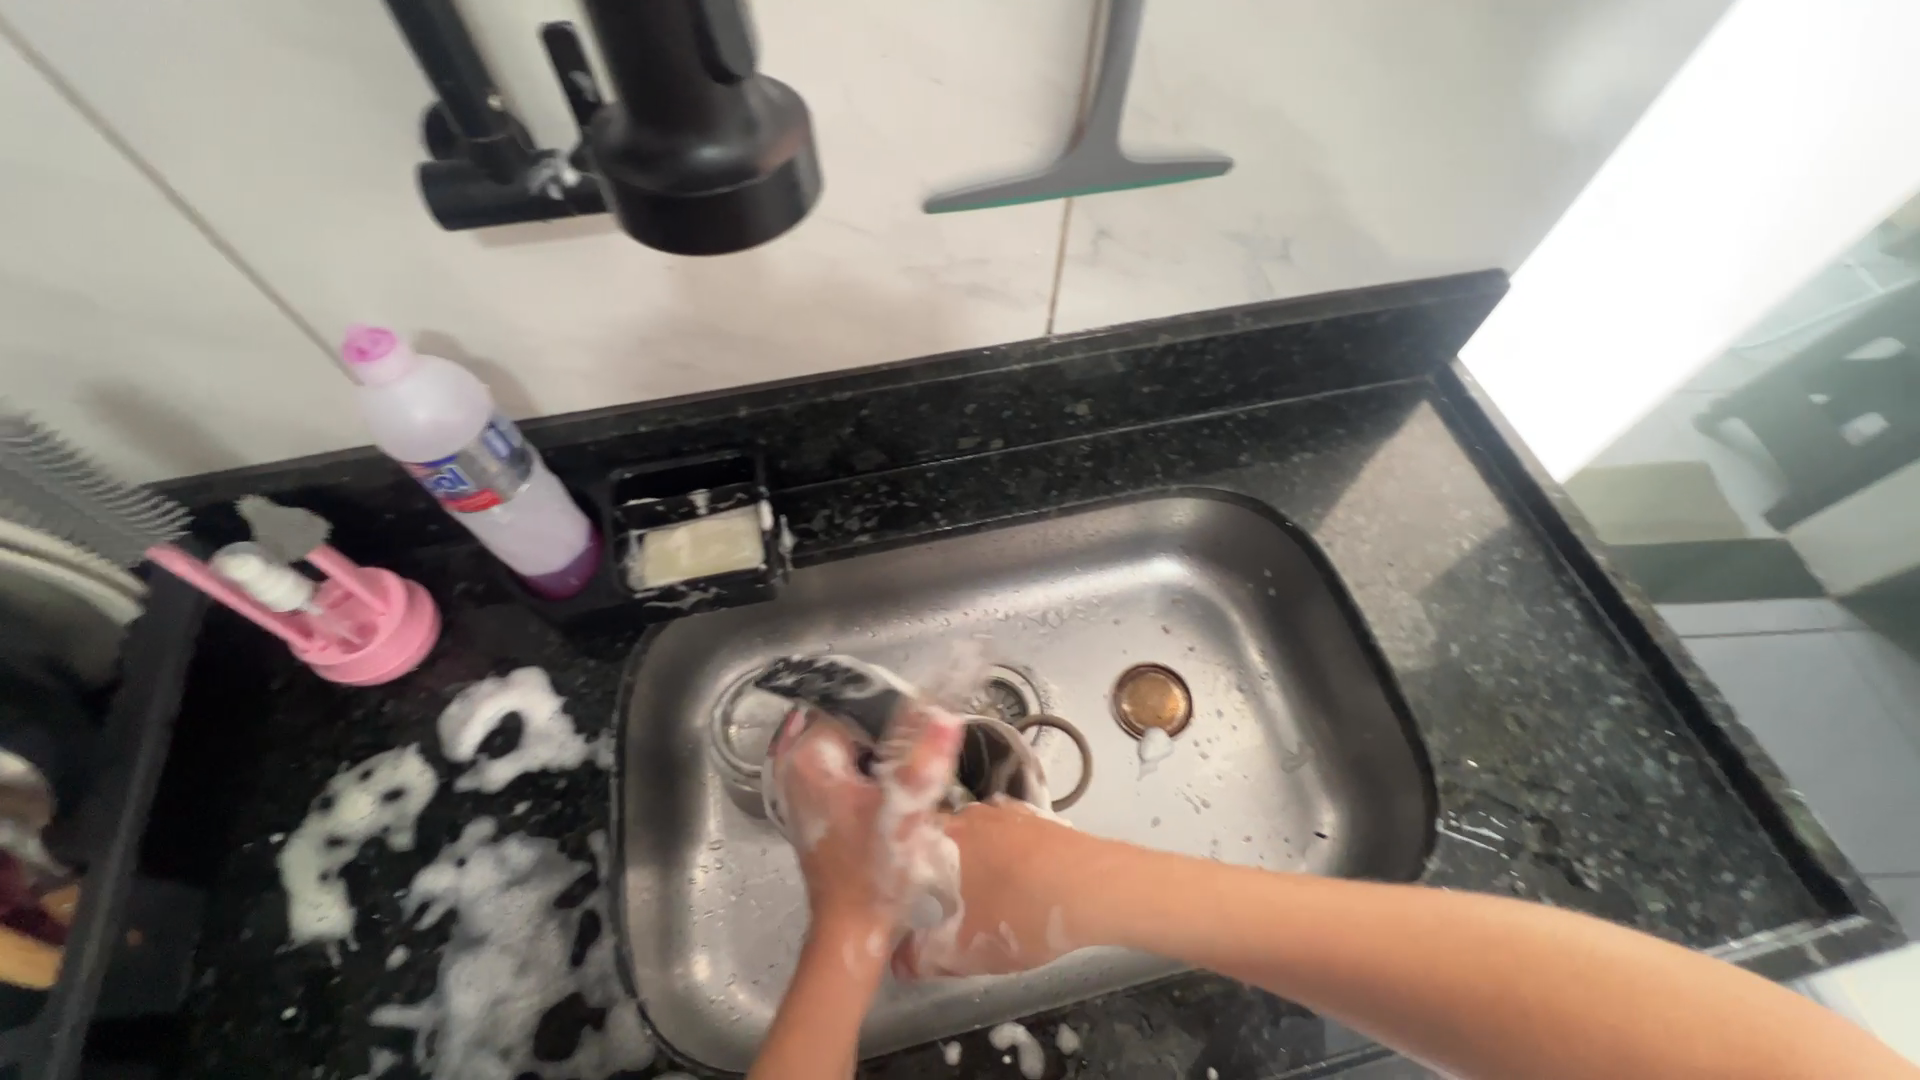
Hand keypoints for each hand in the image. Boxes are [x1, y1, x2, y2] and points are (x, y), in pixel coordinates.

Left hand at [765, 704, 963, 948]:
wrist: (853, 928)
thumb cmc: (873, 873)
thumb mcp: (905, 811)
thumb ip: (924, 759)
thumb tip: (944, 713)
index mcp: (810, 757)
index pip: (858, 705)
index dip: (896, 713)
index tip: (927, 729)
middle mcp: (798, 764)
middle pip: (857, 723)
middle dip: (892, 734)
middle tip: (925, 752)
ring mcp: (805, 785)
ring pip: (856, 745)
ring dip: (887, 753)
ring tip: (913, 774)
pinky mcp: (819, 803)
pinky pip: (852, 766)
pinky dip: (876, 771)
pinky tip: (898, 791)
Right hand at [892, 798, 1098, 978]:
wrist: (1095, 887)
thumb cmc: (1021, 914)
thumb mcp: (967, 950)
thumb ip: (925, 956)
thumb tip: (899, 961)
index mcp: (947, 835)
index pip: (910, 843)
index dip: (906, 870)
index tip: (909, 894)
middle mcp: (975, 813)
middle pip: (947, 836)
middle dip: (944, 866)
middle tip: (947, 901)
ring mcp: (1011, 812)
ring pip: (982, 834)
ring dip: (980, 859)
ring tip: (986, 894)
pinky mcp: (1042, 818)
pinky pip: (1013, 836)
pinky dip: (1012, 855)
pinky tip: (1022, 882)